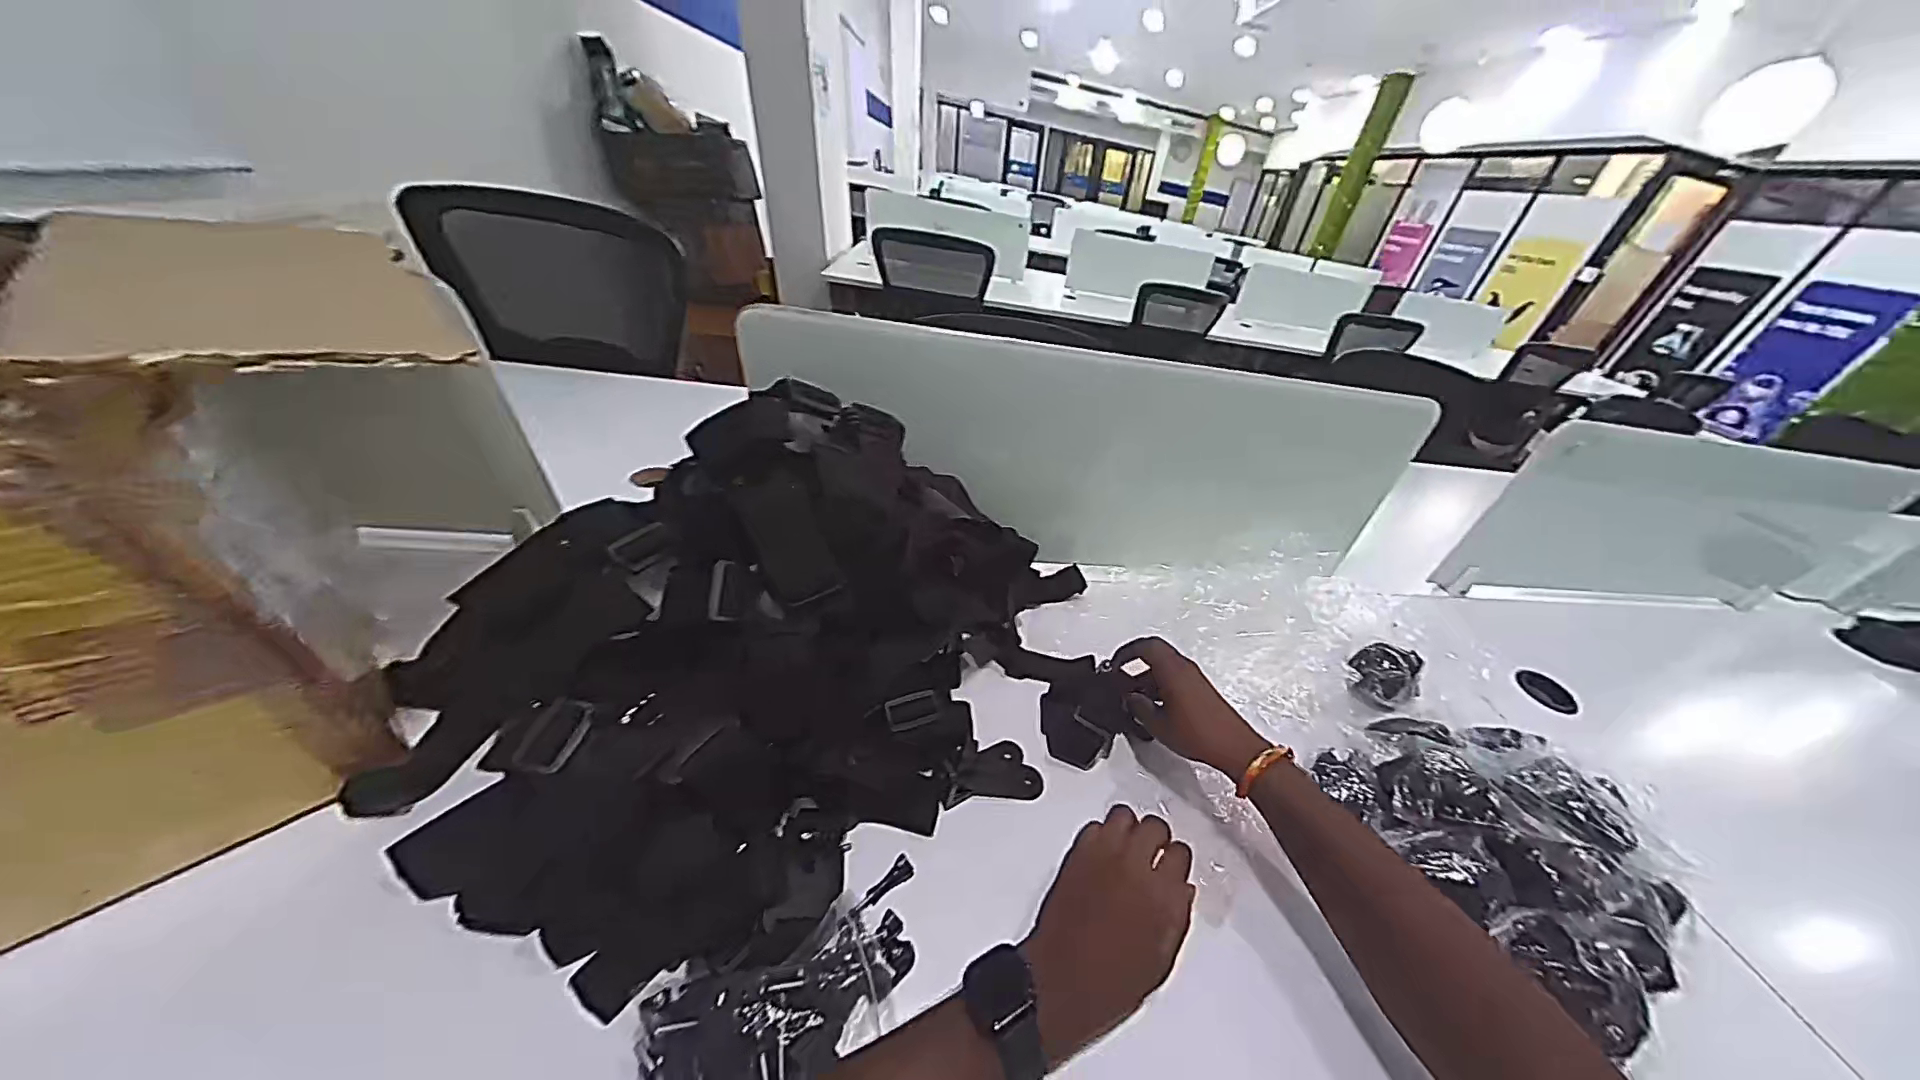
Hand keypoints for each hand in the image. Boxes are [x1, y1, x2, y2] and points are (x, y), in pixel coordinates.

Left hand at [1020, 806, 1194, 1066]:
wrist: (1062, 982)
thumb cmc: (1110, 983)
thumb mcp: (1160, 960)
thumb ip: (1176, 918)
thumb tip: (1181, 891)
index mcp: (1163, 896)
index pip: (1181, 853)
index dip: (1176, 859)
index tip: (1172, 864)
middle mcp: (1135, 868)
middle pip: (1155, 826)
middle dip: (1156, 837)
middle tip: (1151, 850)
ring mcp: (1103, 856)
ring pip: (1124, 816)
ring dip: (1128, 828)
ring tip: (1126, 845)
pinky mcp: (1076, 853)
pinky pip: (1094, 826)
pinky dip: (1100, 834)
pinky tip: (1102, 852)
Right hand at [1114, 637, 1269, 778]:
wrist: (1234, 747)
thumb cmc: (1202, 734)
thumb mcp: (1157, 724)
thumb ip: (1138, 707)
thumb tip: (1130, 699)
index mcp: (1173, 669)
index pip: (1145, 646)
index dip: (1126, 653)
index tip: (1115, 664)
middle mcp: (1185, 668)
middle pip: (1154, 654)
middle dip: (1134, 665)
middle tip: (1120, 679)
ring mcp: (1194, 678)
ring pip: (1164, 667)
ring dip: (1146, 678)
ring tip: (1134, 699)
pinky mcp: (1200, 690)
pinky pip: (1174, 678)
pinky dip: (1159, 686)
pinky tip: (1153, 707)